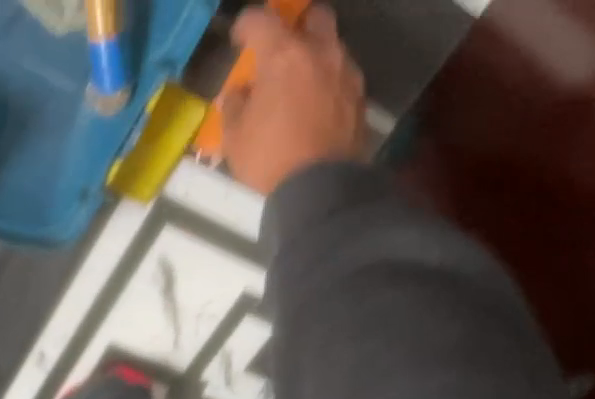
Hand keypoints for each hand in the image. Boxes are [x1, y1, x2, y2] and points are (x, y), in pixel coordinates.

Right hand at [218, 5, 368, 195]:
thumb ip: (235, 105)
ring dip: (313, 55)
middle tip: (279, 49)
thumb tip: (240, 92)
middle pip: (312, 16)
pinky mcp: (359, 95)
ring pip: (331, 45)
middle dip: (294, 25)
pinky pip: (341, 75)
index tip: (238, 38)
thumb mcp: (234, 136)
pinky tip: (314, 104)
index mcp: (283, 55)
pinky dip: (326, 81)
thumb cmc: (268, 158)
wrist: (319, 186)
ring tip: (297, 83)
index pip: (260, 20)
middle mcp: (319, 52)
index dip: (245, 25)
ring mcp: (345, 72)